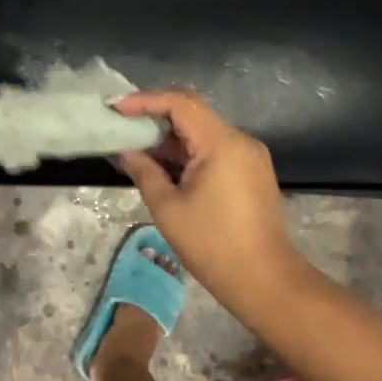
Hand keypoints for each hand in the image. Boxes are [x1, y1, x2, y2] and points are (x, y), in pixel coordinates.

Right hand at [112, 89, 307, 303]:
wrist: (264, 279)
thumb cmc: (212, 244)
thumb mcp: (167, 207)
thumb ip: (144, 171)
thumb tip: (127, 151)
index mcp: (221, 143)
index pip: (180, 103)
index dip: (146, 100)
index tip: (117, 109)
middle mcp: (240, 141)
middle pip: (193, 113)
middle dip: (156, 116)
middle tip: (123, 126)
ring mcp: (250, 156)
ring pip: (204, 132)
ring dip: (171, 137)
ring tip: (137, 147)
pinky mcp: (252, 172)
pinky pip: (216, 149)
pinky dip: (188, 151)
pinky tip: (165, 166)